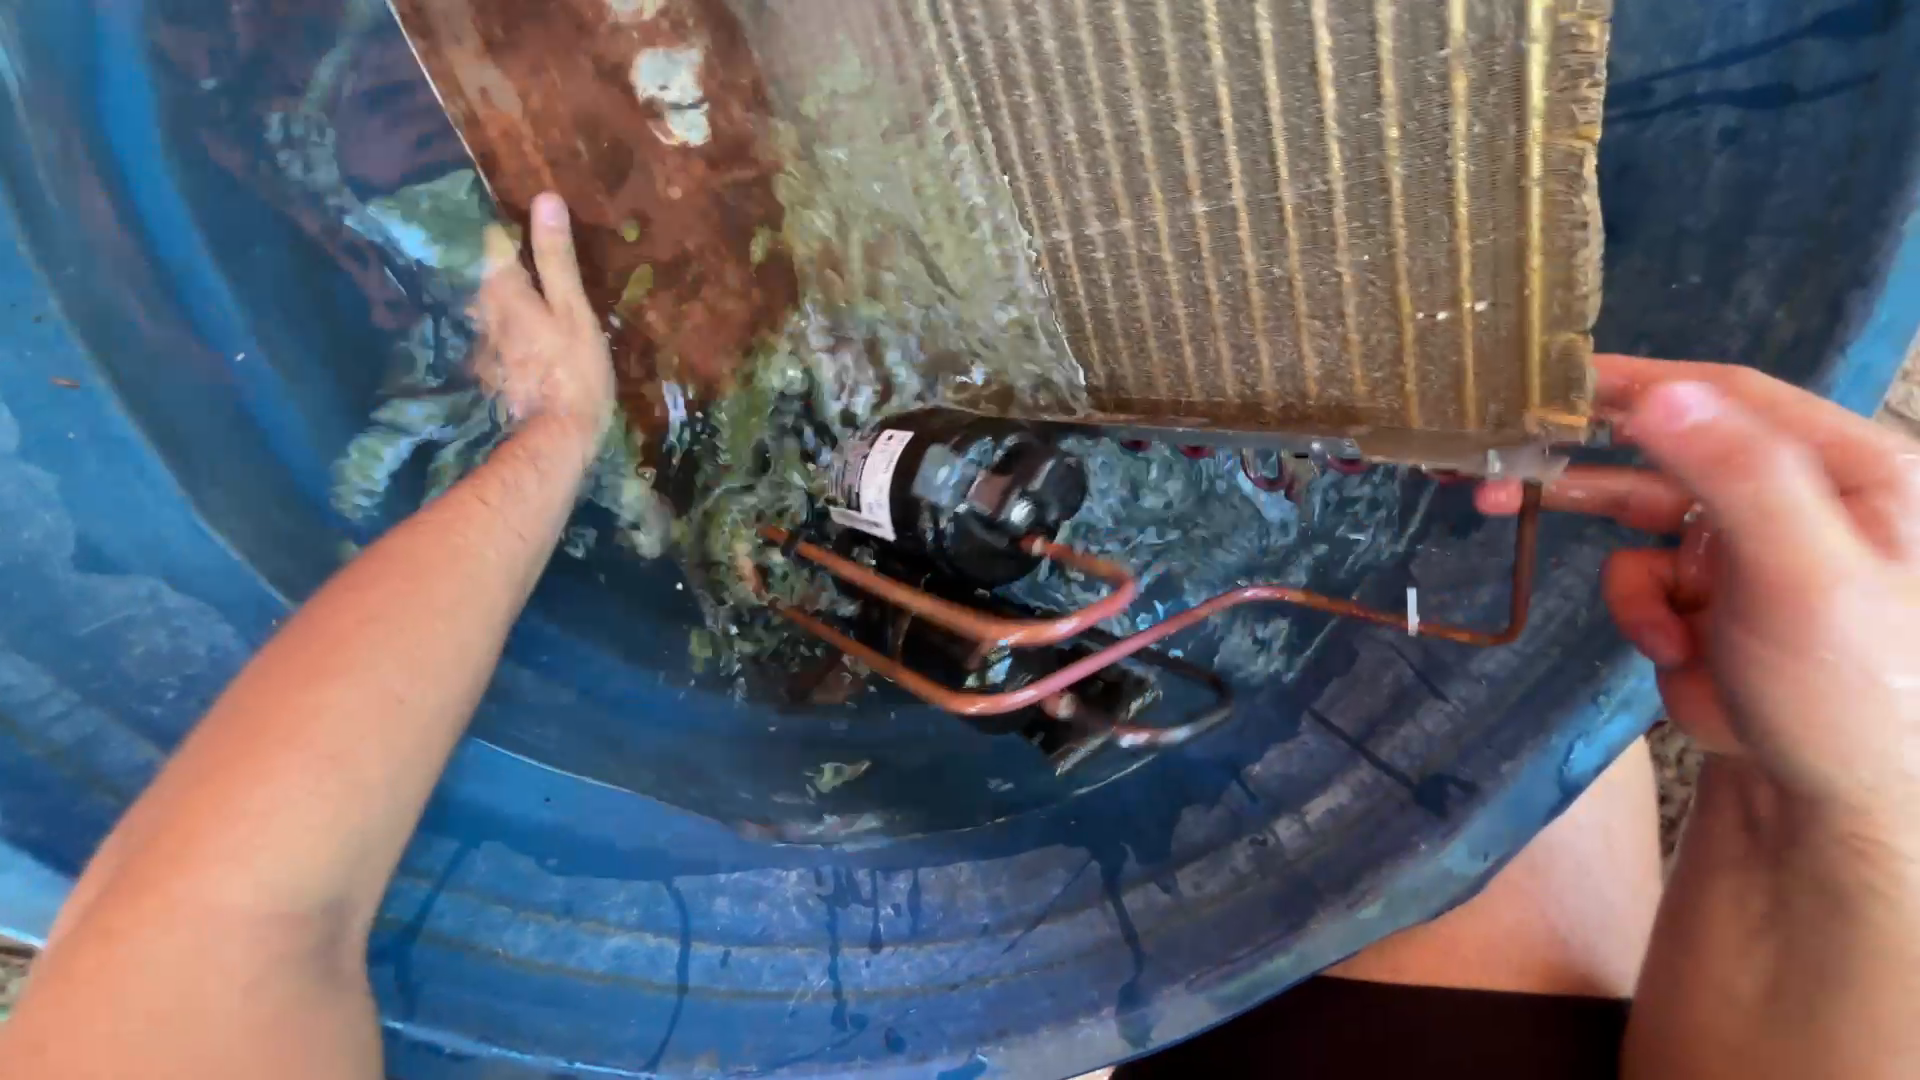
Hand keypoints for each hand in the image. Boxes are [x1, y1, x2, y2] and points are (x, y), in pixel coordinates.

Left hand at [473, 192, 615, 465]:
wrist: (557, 434)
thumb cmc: (573, 370)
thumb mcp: (575, 311)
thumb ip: (557, 258)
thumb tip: (546, 200)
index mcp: (502, 288)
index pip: (494, 240)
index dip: (513, 229)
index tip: (533, 224)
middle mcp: (482, 308)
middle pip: (491, 274)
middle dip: (511, 265)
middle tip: (542, 262)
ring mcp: (484, 341)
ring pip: (494, 305)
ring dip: (512, 298)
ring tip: (540, 299)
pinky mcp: (493, 368)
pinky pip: (501, 335)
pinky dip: (514, 330)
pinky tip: (534, 340)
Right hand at [1481, 355, 1919, 838]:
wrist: (1827, 791)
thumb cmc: (1852, 680)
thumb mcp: (1801, 569)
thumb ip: (1736, 474)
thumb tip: (1656, 394)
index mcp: (1848, 468)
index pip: (1732, 396)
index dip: (1644, 378)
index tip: (1557, 373)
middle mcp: (1794, 494)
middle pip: (1664, 447)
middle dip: (1581, 446)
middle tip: (1499, 432)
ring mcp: (1739, 544)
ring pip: (1630, 507)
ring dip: (1578, 517)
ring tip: (1495, 503)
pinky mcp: (1695, 591)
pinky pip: (1632, 573)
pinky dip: (1634, 607)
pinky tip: (1667, 645)